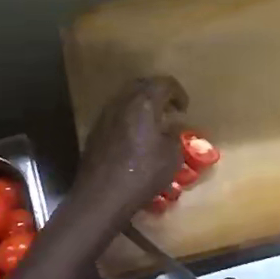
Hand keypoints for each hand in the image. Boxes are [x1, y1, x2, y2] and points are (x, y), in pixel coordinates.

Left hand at [72, 76, 188, 225]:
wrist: (101, 195)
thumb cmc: (142, 174)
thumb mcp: (171, 156)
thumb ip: (175, 135)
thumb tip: (173, 126)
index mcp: (144, 102)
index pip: (164, 83)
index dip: (178, 93)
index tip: (184, 108)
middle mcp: (122, 101)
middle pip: (142, 85)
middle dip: (158, 94)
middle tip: (169, 110)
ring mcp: (105, 114)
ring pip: (126, 99)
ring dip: (141, 106)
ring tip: (153, 123)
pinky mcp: (95, 130)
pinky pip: (116, 114)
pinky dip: (129, 118)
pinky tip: (135, 137)